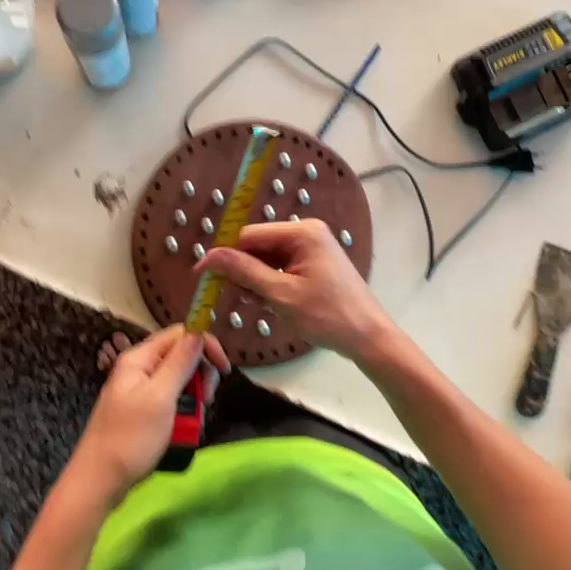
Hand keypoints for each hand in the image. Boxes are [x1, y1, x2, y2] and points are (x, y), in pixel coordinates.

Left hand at [67, 327, 228, 503]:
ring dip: (193, 398)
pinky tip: (185, 429)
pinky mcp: (143, 411)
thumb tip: (197, 333)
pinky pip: (171, 401)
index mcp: (140, 359)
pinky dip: (183, 412)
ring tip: (195, 420)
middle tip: (207, 400)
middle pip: (182, 356)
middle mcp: (140, 369)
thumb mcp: (160, 398)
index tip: (223, 370)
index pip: (180, 334)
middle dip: (201, 375)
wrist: (99, 481)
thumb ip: (180, 364)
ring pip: (179, 381)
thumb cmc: (130, 439)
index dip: (205, 345)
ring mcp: (140, 391)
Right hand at [194, 220, 393, 359]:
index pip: (249, 235)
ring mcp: (311, 248)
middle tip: (237, 298)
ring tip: (260, 305)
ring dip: (255, 281)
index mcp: (302, 232)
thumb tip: (208, 257)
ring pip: (266, 259)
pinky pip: (280, 268)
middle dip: (243, 271)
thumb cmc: (327, 316)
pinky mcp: (313, 264)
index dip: (225, 255)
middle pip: (257, 246)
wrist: (368, 337)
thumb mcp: (281, 295)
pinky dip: (269, 285)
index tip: (202, 275)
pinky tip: (268, 304)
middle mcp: (306, 232)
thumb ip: (244, 272)